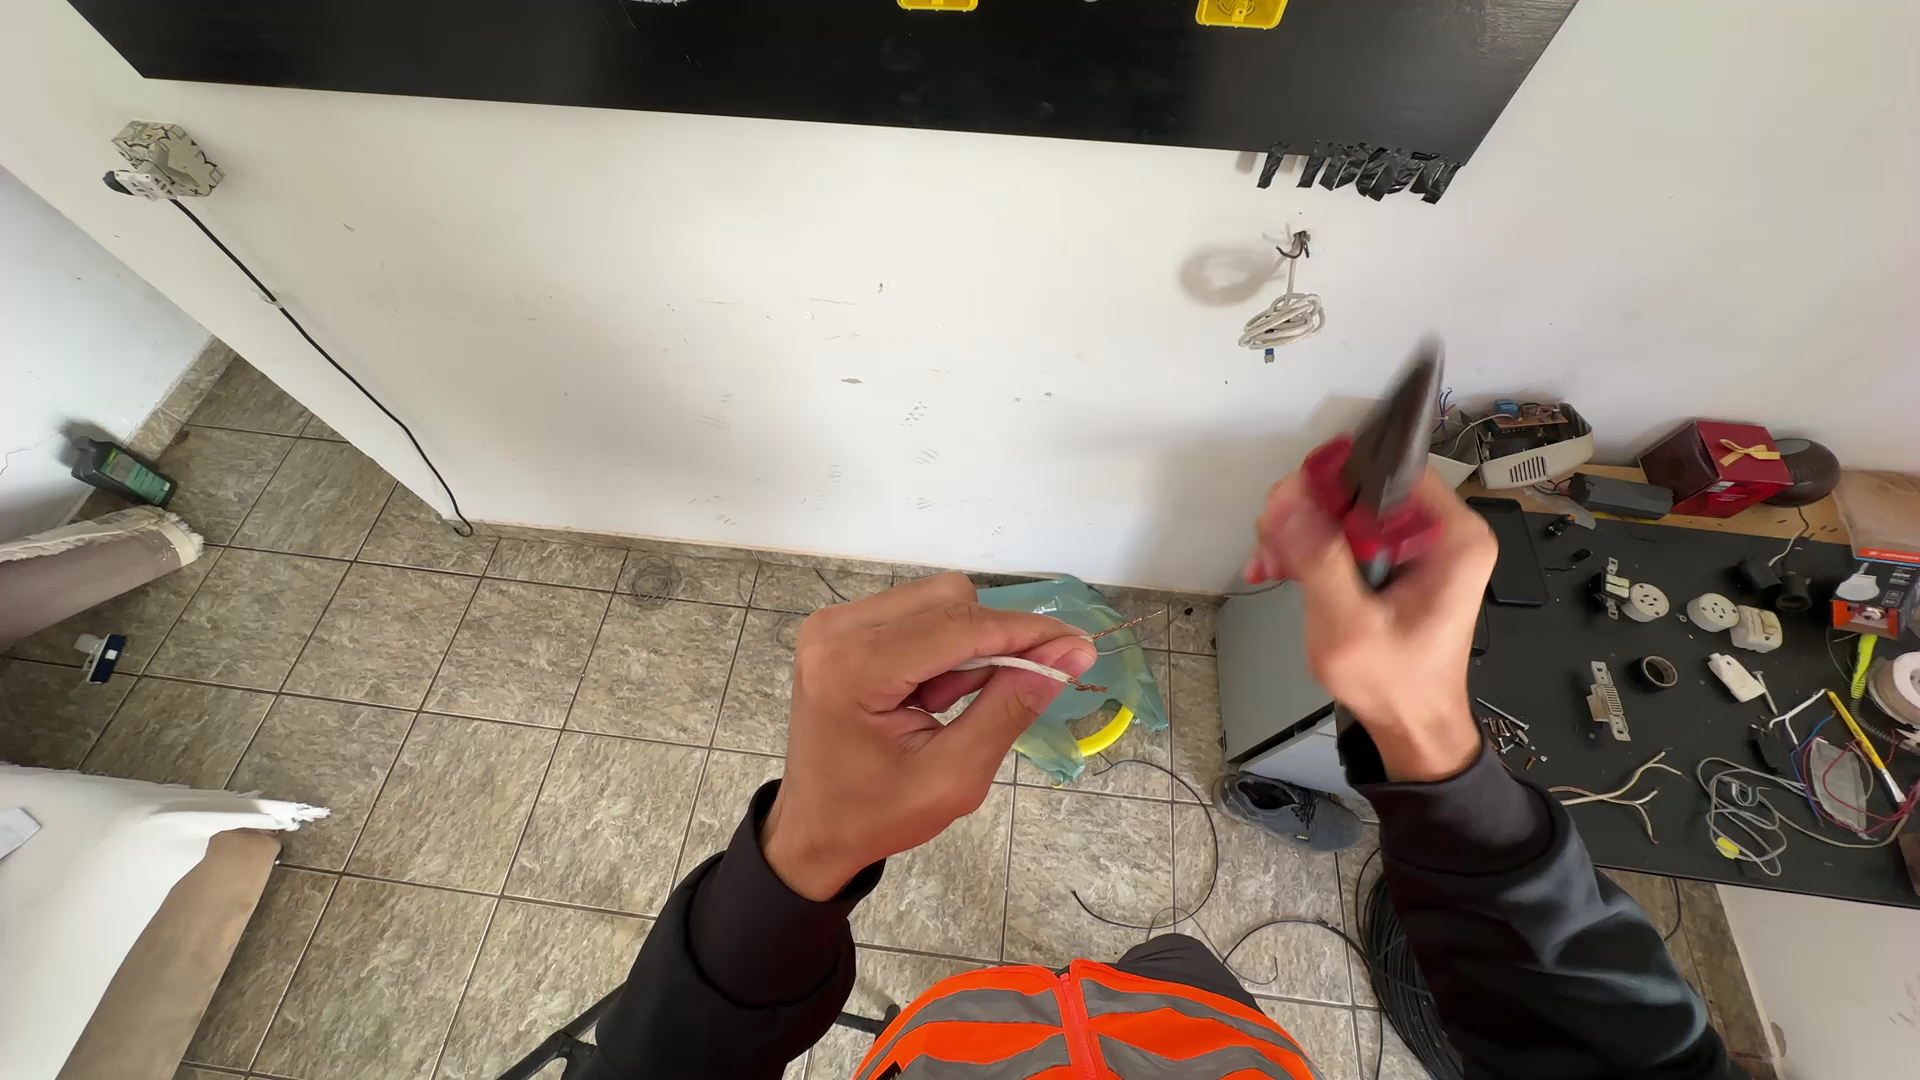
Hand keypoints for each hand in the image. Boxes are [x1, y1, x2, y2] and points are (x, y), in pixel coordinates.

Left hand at [762, 573, 1095, 899]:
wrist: (813, 829)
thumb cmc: (878, 814)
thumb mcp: (955, 776)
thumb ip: (1011, 708)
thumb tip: (1071, 653)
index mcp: (853, 668)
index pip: (960, 626)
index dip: (1027, 632)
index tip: (1078, 645)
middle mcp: (836, 629)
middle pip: (950, 599)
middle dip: (990, 642)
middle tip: (989, 699)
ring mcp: (833, 622)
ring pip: (936, 599)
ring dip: (963, 646)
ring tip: (943, 704)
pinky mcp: (840, 626)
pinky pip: (916, 611)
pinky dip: (939, 645)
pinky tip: (926, 693)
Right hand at [1245, 467, 1495, 781]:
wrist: (1409, 719)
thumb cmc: (1395, 682)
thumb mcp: (1348, 624)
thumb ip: (1319, 560)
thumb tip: (1289, 503)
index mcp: (1451, 539)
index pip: (1391, 470)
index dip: (1336, 481)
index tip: (1294, 509)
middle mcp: (1437, 532)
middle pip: (1357, 484)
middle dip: (1304, 511)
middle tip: (1276, 547)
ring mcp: (1412, 543)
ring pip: (1338, 505)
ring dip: (1295, 530)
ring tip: (1275, 566)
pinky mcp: (1388, 556)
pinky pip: (1337, 528)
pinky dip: (1303, 545)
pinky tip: (1280, 570)